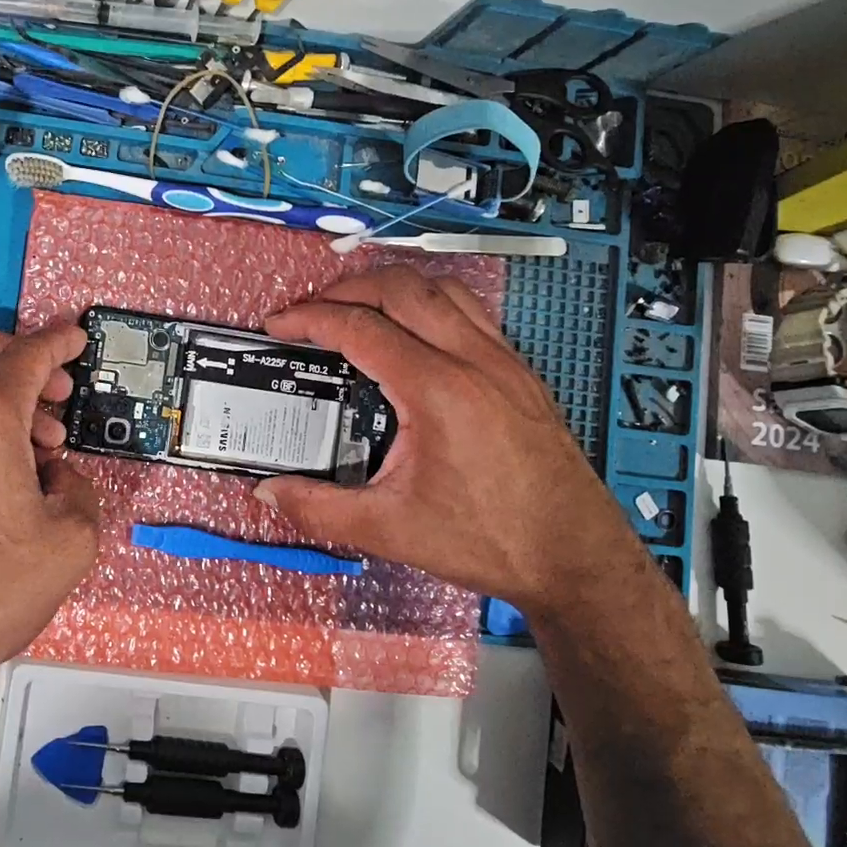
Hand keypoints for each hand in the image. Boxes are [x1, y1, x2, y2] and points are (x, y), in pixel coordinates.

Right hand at [253, 266, 644, 617]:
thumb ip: (319, 508)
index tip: (279, 326)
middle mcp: (475, 362)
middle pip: (400, 287)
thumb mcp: (390, 530)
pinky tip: (411, 336)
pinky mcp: (521, 373)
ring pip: (441, 288)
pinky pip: (470, 311)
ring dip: (390, 288)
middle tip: (309, 313)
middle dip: (343, 289)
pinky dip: (428, 304)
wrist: (577, 558)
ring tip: (356, 311)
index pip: (360, 327)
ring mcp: (504, 362)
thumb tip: (270, 493)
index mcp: (439, 391)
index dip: (308, 318)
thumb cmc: (495, 541)